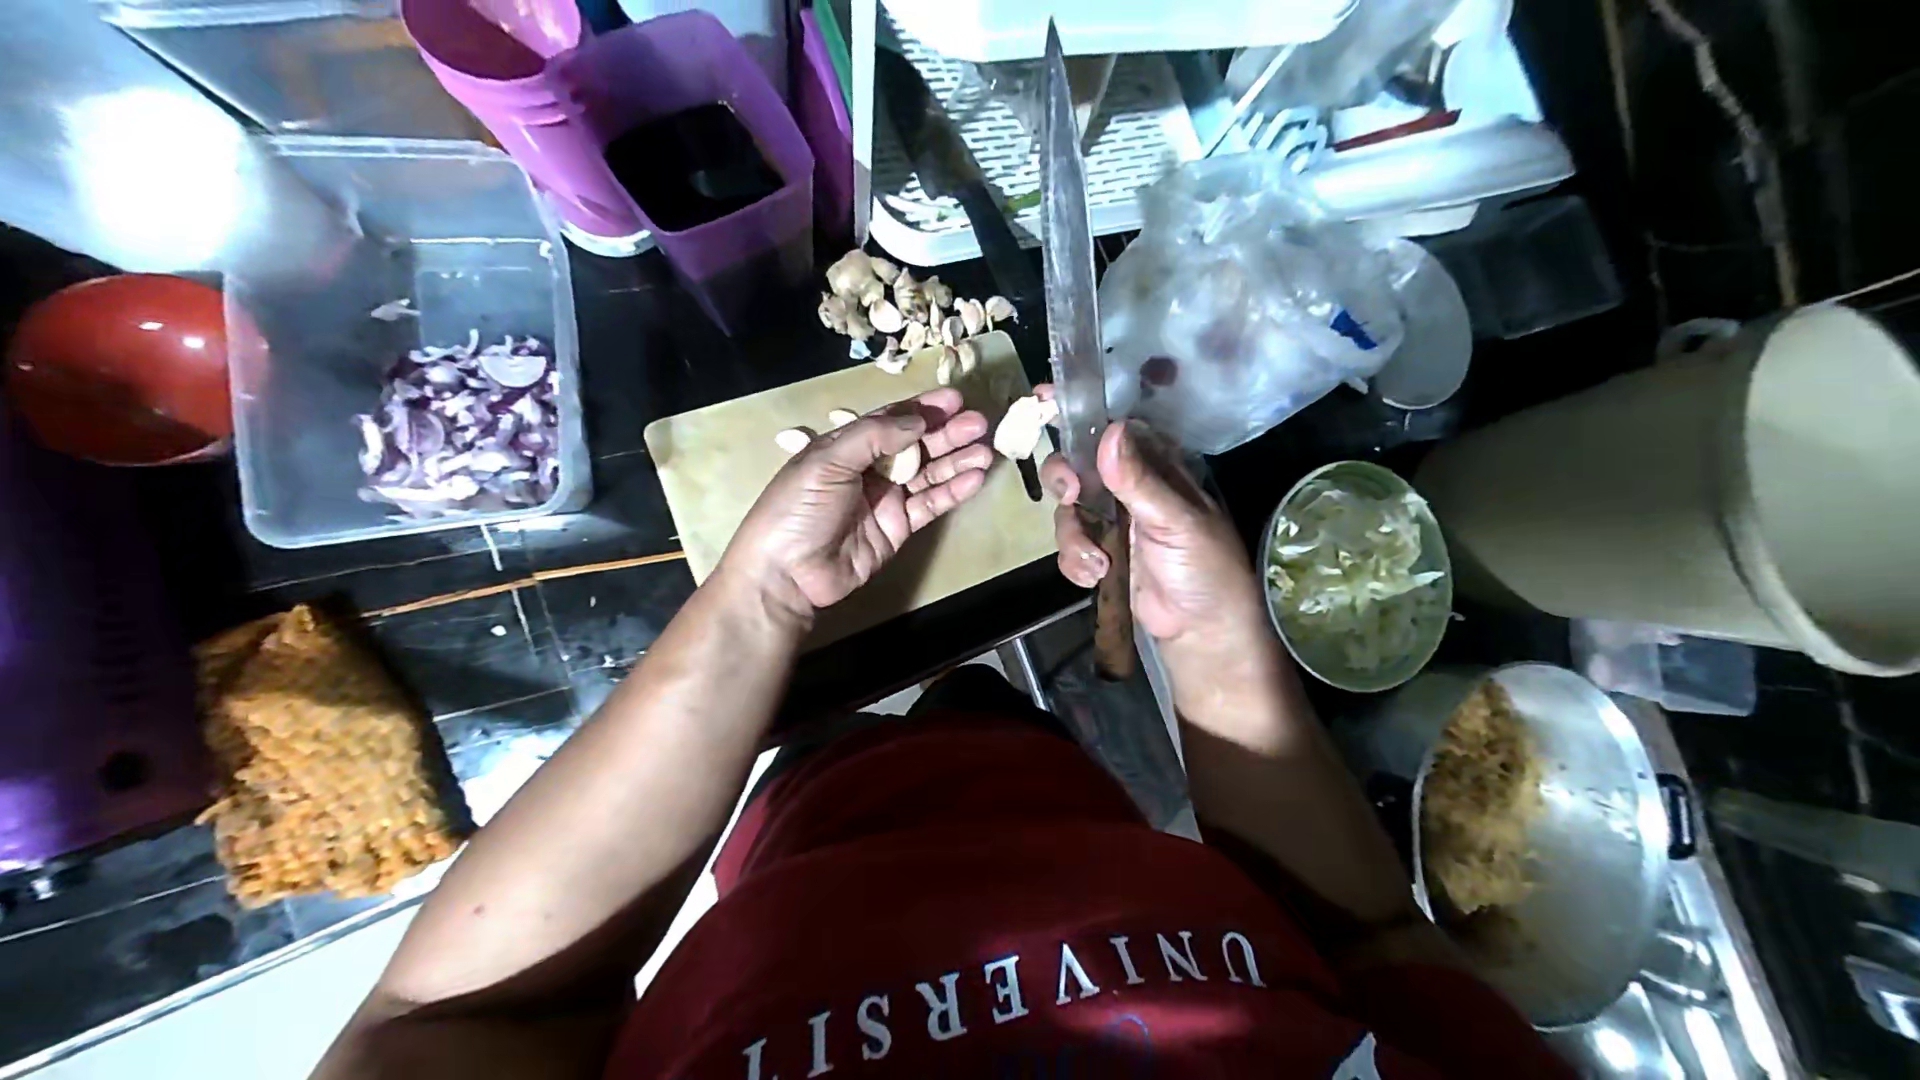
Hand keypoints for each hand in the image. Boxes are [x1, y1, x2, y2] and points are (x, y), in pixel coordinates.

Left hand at [717, 388, 994, 627]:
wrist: (788, 572)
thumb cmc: (799, 508)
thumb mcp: (827, 460)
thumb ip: (873, 436)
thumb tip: (917, 421)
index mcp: (847, 446)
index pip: (892, 421)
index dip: (923, 409)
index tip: (956, 398)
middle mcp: (870, 469)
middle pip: (916, 445)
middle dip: (948, 433)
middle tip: (980, 423)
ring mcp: (886, 499)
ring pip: (929, 474)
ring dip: (957, 461)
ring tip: (986, 451)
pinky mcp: (899, 528)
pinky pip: (930, 504)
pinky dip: (952, 491)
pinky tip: (974, 479)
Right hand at [1042, 416, 1269, 657]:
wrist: (1200, 629)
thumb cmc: (1205, 567)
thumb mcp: (1177, 521)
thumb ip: (1140, 481)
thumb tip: (1110, 433)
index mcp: (1154, 467)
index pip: (1112, 427)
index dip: (1077, 413)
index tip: (1042, 402)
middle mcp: (1127, 487)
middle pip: (1075, 465)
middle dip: (1063, 480)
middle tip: (1069, 496)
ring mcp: (1110, 521)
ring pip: (1066, 510)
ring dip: (1073, 537)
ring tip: (1098, 563)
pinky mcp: (1098, 552)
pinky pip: (1068, 546)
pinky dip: (1074, 562)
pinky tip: (1095, 577)